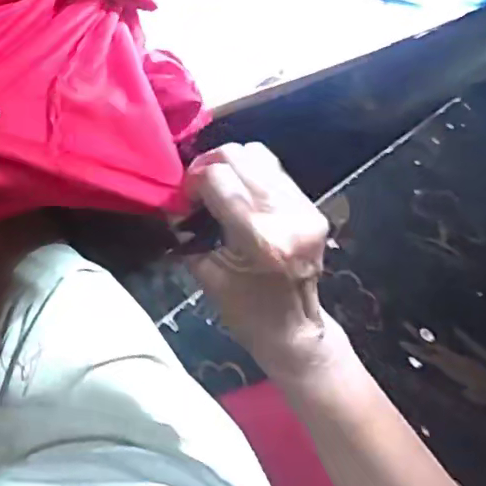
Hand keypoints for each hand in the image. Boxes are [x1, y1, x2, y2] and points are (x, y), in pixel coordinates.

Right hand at [184, 141, 339, 378]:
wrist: (295, 331)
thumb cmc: (245, 310)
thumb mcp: (205, 272)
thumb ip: (187, 228)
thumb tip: (174, 194)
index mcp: (260, 238)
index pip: (217, 176)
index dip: (194, 180)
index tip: (186, 197)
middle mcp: (286, 216)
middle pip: (237, 155)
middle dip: (210, 165)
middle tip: (199, 187)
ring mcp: (303, 209)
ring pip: (256, 154)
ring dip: (231, 165)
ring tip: (220, 186)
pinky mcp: (311, 207)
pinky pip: (272, 168)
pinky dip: (250, 172)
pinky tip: (241, 192)